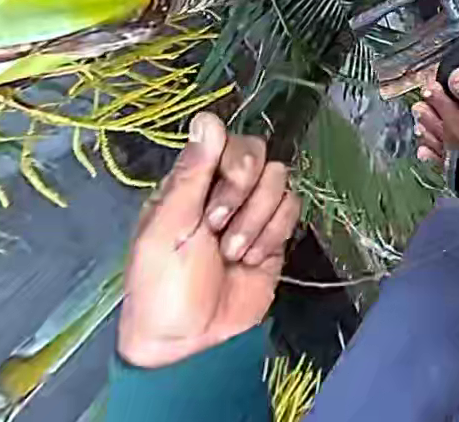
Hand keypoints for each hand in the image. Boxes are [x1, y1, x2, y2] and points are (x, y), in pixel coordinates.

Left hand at [115, 112, 300, 367]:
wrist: (196, 342)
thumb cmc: (165, 285)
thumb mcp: (168, 228)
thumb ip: (192, 171)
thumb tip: (207, 116)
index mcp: (193, 179)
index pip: (226, 139)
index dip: (227, 165)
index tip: (210, 202)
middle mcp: (224, 185)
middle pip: (257, 152)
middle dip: (242, 194)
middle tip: (218, 227)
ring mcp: (253, 205)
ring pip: (278, 178)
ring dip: (254, 221)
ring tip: (231, 252)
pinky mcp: (276, 228)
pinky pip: (292, 206)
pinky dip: (272, 234)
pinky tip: (250, 258)